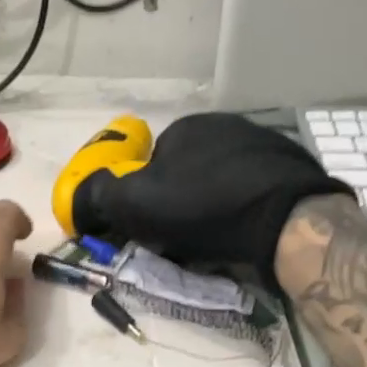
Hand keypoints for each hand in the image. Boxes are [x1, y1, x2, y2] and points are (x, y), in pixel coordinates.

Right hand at [71, 113, 351, 277]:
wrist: (286, 219)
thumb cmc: (204, 209)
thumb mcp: (137, 205)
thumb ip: (100, 198)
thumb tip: (76, 204)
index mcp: (184, 128)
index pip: (152, 167)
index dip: (148, 202)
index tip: (155, 231)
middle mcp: (223, 125)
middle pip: (187, 174)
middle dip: (183, 205)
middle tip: (188, 241)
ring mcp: (262, 143)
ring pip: (221, 182)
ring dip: (215, 207)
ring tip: (220, 240)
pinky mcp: (290, 166)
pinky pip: (253, 190)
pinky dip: (245, 209)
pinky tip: (248, 230)